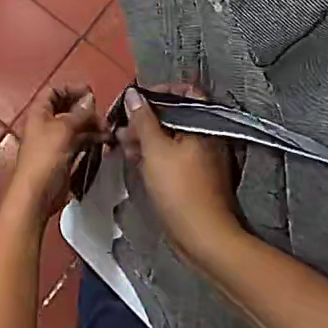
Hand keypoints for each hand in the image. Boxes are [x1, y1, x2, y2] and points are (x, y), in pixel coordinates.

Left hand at [12, 86, 103, 221]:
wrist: (38, 194)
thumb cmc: (46, 156)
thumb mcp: (63, 129)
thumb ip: (79, 113)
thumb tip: (90, 99)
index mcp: (39, 113)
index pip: (53, 92)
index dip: (70, 89)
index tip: (91, 92)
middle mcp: (46, 124)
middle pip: (67, 109)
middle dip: (86, 110)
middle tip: (103, 116)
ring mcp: (55, 141)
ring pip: (76, 126)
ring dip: (92, 126)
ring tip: (108, 131)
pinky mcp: (64, 156)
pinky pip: (79, 142)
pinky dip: (91, 140)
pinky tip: (105, 142)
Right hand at [119, 85, 242, 260]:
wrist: (203, 236)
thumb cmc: (179, 188)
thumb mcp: (155, 150)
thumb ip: (143, 119)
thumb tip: (133, 93)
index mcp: (203, 123)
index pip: (185, 93)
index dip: (161, 92)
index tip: (137, 99)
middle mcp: (206, 135)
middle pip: (174, 116)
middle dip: (145, 119)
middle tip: (122, 128)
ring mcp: (201, 157)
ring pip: (170, 137)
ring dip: (145, 138)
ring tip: (122, 145)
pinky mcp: (193, 176)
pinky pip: (172, 156)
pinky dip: (154, 155)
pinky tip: (134, 161)